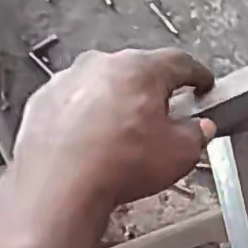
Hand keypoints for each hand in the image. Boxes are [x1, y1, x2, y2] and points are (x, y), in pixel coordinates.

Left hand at [10, 49, 215, 215]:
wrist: (60, 185)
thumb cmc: (120, 164)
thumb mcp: (182, 153)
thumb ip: (197, 133)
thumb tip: (199, 128)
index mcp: (141, 70)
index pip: (180, 62)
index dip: (198, 74)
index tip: (204, 83)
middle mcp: (101, 65)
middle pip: (139, 72)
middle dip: (156, 93)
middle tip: (167, 119)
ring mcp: (68, 80)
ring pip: (105, 86)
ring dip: (121, 105)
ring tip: (129, 139)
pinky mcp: (43, 101)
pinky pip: (77, 103)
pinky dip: (90, 118)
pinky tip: (99, 145)